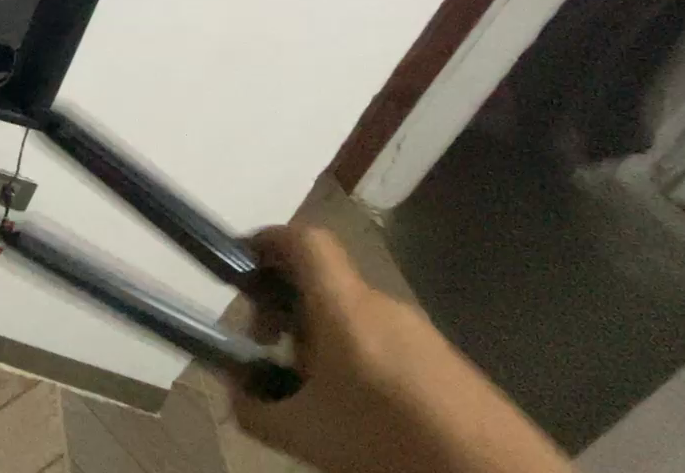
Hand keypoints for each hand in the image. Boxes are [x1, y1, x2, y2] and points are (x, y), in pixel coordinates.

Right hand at [230, 225, 568, 472]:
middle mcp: (383, 306)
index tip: (239, 268)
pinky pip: (385, 339)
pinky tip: (359, 408)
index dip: (266, 241)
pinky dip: (356, 356)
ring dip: (319, 334)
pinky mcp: (450, 365)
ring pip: (351, 313)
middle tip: (267, 344)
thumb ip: (254, 408)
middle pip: (321, 280)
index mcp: (344, 306)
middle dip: (283, 303)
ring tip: (312, 387)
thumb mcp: (306, 435)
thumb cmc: (393, 444)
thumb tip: (234, 391)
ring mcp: (423, 335)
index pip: (303, 239)